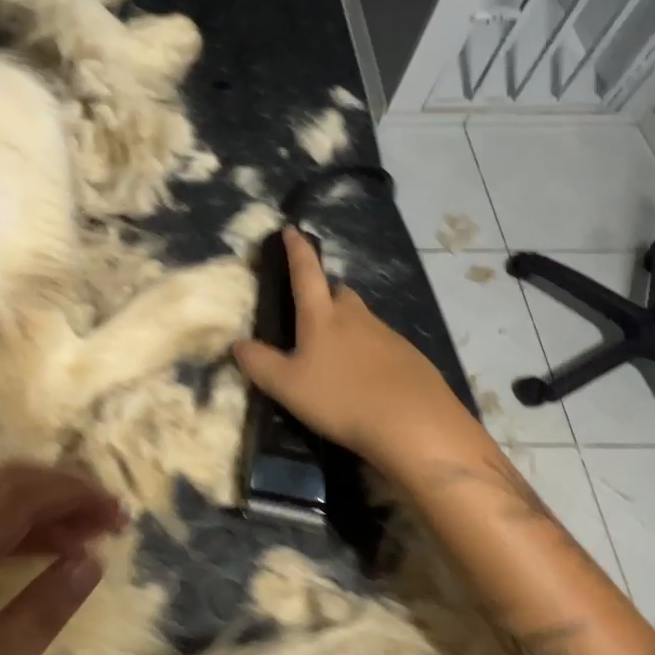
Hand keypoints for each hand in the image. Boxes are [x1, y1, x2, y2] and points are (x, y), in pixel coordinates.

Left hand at [0, 464, 126, 654]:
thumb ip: (40, 614)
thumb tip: (92, 561)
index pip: (17, 493)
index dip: (71, 490)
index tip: (118, 513)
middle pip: (7, 486)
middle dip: (64, 491)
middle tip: (114, 519)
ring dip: (46, 509)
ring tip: (94, 536)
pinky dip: (25, 532)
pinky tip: (51, 557)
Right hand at [233, 227, 468, 458]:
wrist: (416, 425)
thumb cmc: (343, 398)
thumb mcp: (287, 387)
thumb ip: (259, 364)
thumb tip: (238, 344)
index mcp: (322, 316)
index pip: (306, 273)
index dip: (297, 250)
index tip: (291, 229)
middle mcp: (356, 316)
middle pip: (338, 292)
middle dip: (324, 293)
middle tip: (310, 313)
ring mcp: (387, 335)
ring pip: (361, 318)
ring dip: (346, 325)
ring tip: (333, 354)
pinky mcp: (409, 357)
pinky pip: (381, 343)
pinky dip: (367, 351)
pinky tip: (364, 378)